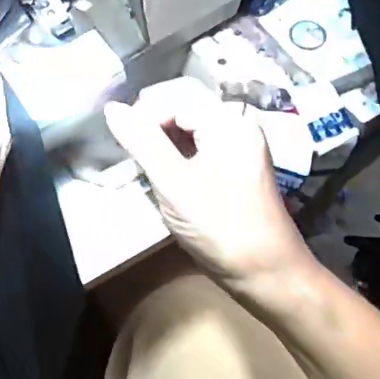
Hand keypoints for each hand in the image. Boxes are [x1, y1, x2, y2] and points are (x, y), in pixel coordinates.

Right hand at [104, 78, 318, 295]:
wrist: (268, 275)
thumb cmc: (220, 226)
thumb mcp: (173, 182)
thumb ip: (142, 142)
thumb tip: (112, 108)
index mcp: (229, 122)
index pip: (173, 103)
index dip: (143, 121)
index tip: (123, 149)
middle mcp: (238, 128)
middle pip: (181, 116)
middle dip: (152, 135)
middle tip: (132, 163)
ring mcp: (239, 150)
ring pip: (187, 136)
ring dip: (162, 151)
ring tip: (145, 174)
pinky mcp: (235, 172)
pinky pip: (198, 153)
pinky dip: (177, 164)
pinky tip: (164, 183)